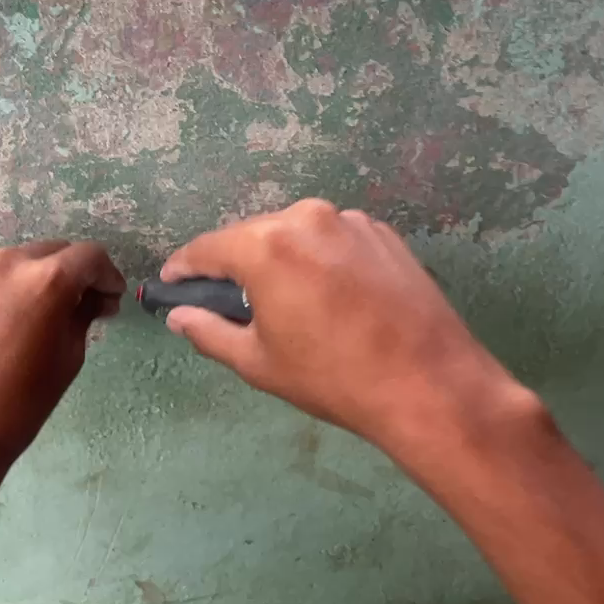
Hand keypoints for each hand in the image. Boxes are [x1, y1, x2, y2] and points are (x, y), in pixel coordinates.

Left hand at [0, 240, 124, 472]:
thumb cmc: (17, 406)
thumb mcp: (68, 359)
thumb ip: (83, 314)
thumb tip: (93, 297)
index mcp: (46, 279)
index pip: (90, 256)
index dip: (105, 276)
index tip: (108, 297)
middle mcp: (5, 260)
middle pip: (49, 252)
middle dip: (66, 275)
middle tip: (69, 308)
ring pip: (9, 262)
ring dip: (23, 281)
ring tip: (19, 320)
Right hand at [161, 199, 534, 452]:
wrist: (432, 386)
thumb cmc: (333, 378)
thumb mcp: (258, 362)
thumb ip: (208, 331)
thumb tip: (178, 316)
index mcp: (267, 245)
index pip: (206, 248)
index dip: (183, 267)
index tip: (171, 283)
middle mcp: (306, 217)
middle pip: (251, 236)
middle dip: (233, 264)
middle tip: (228, 301)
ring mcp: (350, 221)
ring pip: (294, 234)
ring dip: (279, 259)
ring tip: (284, 301)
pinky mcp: (383, 233)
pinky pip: (332, 240)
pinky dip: (318, 259)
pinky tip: (329, 296)